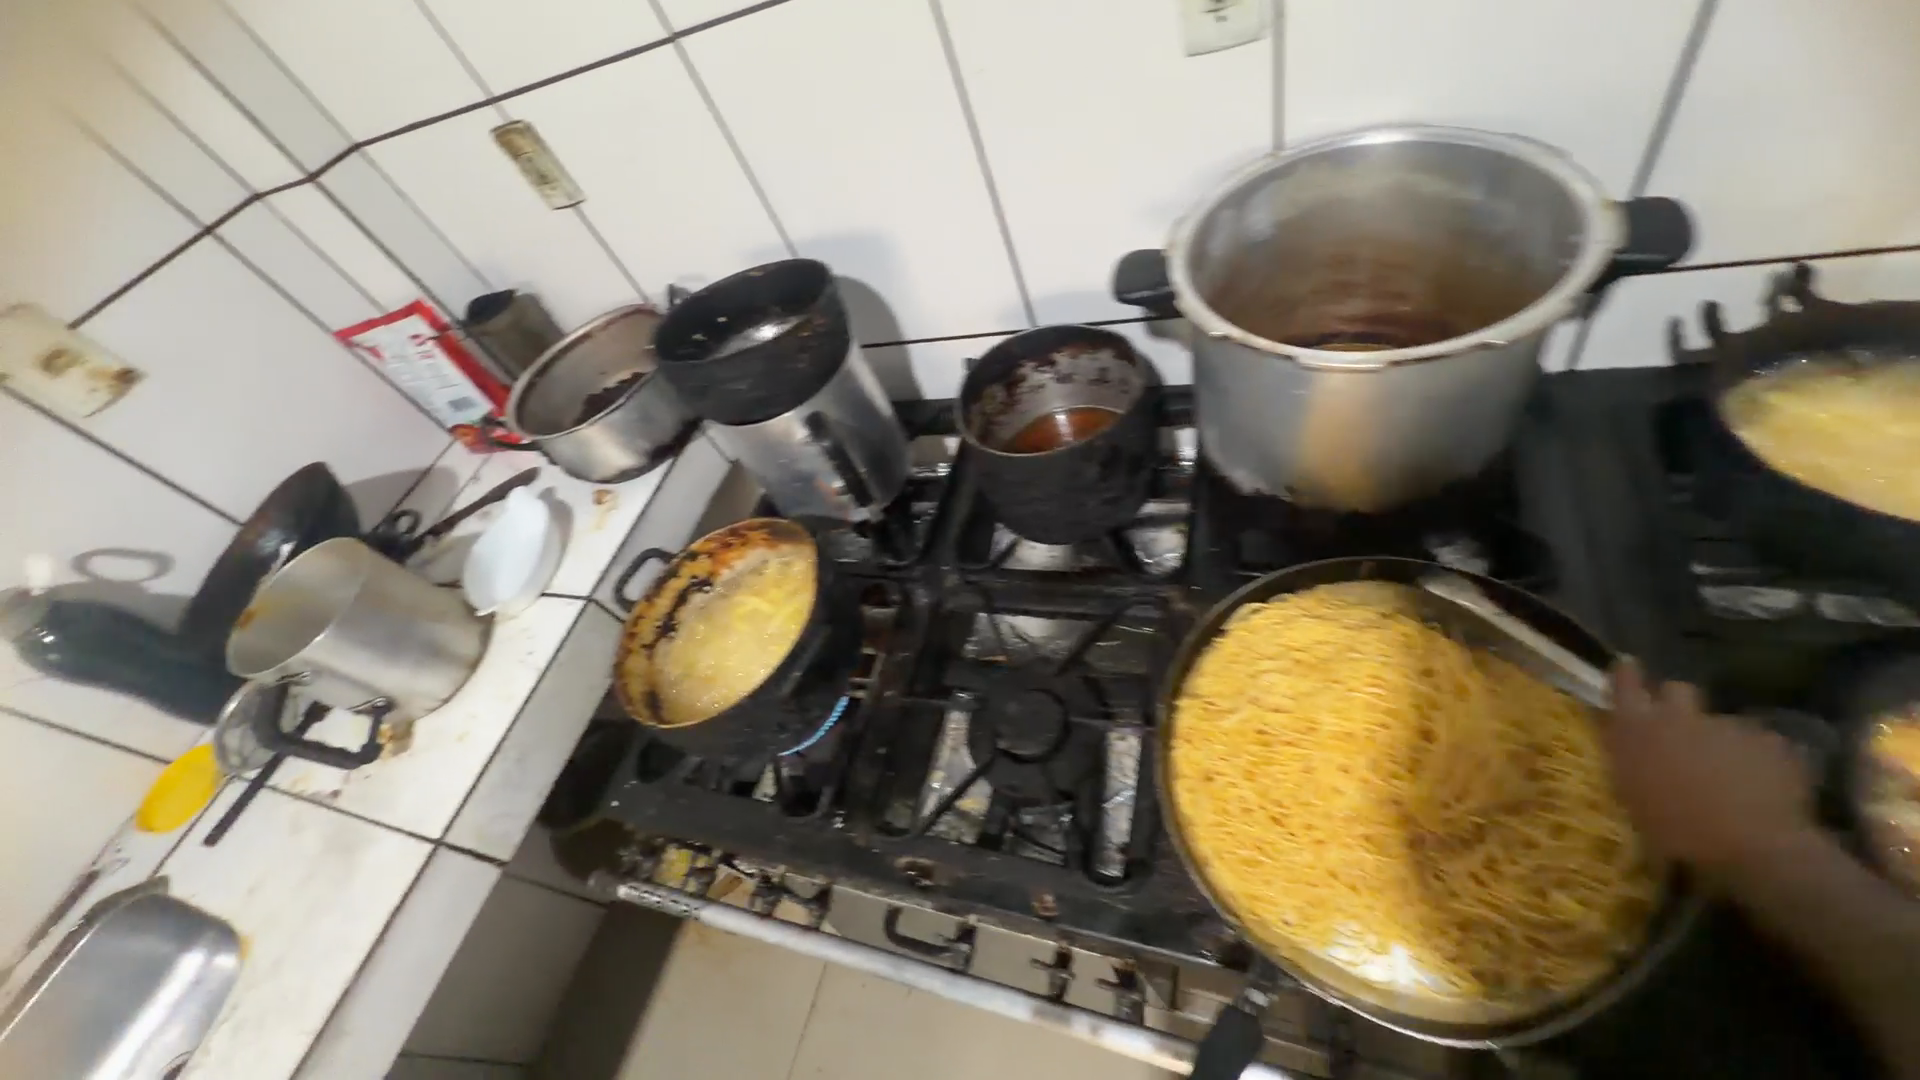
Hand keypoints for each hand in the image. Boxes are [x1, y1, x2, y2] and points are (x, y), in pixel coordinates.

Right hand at [1604, 659, 1816, 881]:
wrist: (1753, 847)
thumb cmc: (1673, 826)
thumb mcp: (1629, 790)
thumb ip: (1626, 755)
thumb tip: (1620, 734)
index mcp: (1636, 728)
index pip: (1624, 683)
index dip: (1626, 673)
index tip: (1628, 666)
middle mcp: (1679, 716)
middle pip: (1677, 690)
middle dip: (1677, 702)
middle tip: (1681, 729)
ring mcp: (1729, 726)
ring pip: (1722, 722)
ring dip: (1721, 738)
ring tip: (1731, 770)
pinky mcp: (1772, 743)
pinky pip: (1762, 743)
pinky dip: (1759, 757)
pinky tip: (1764, 782)